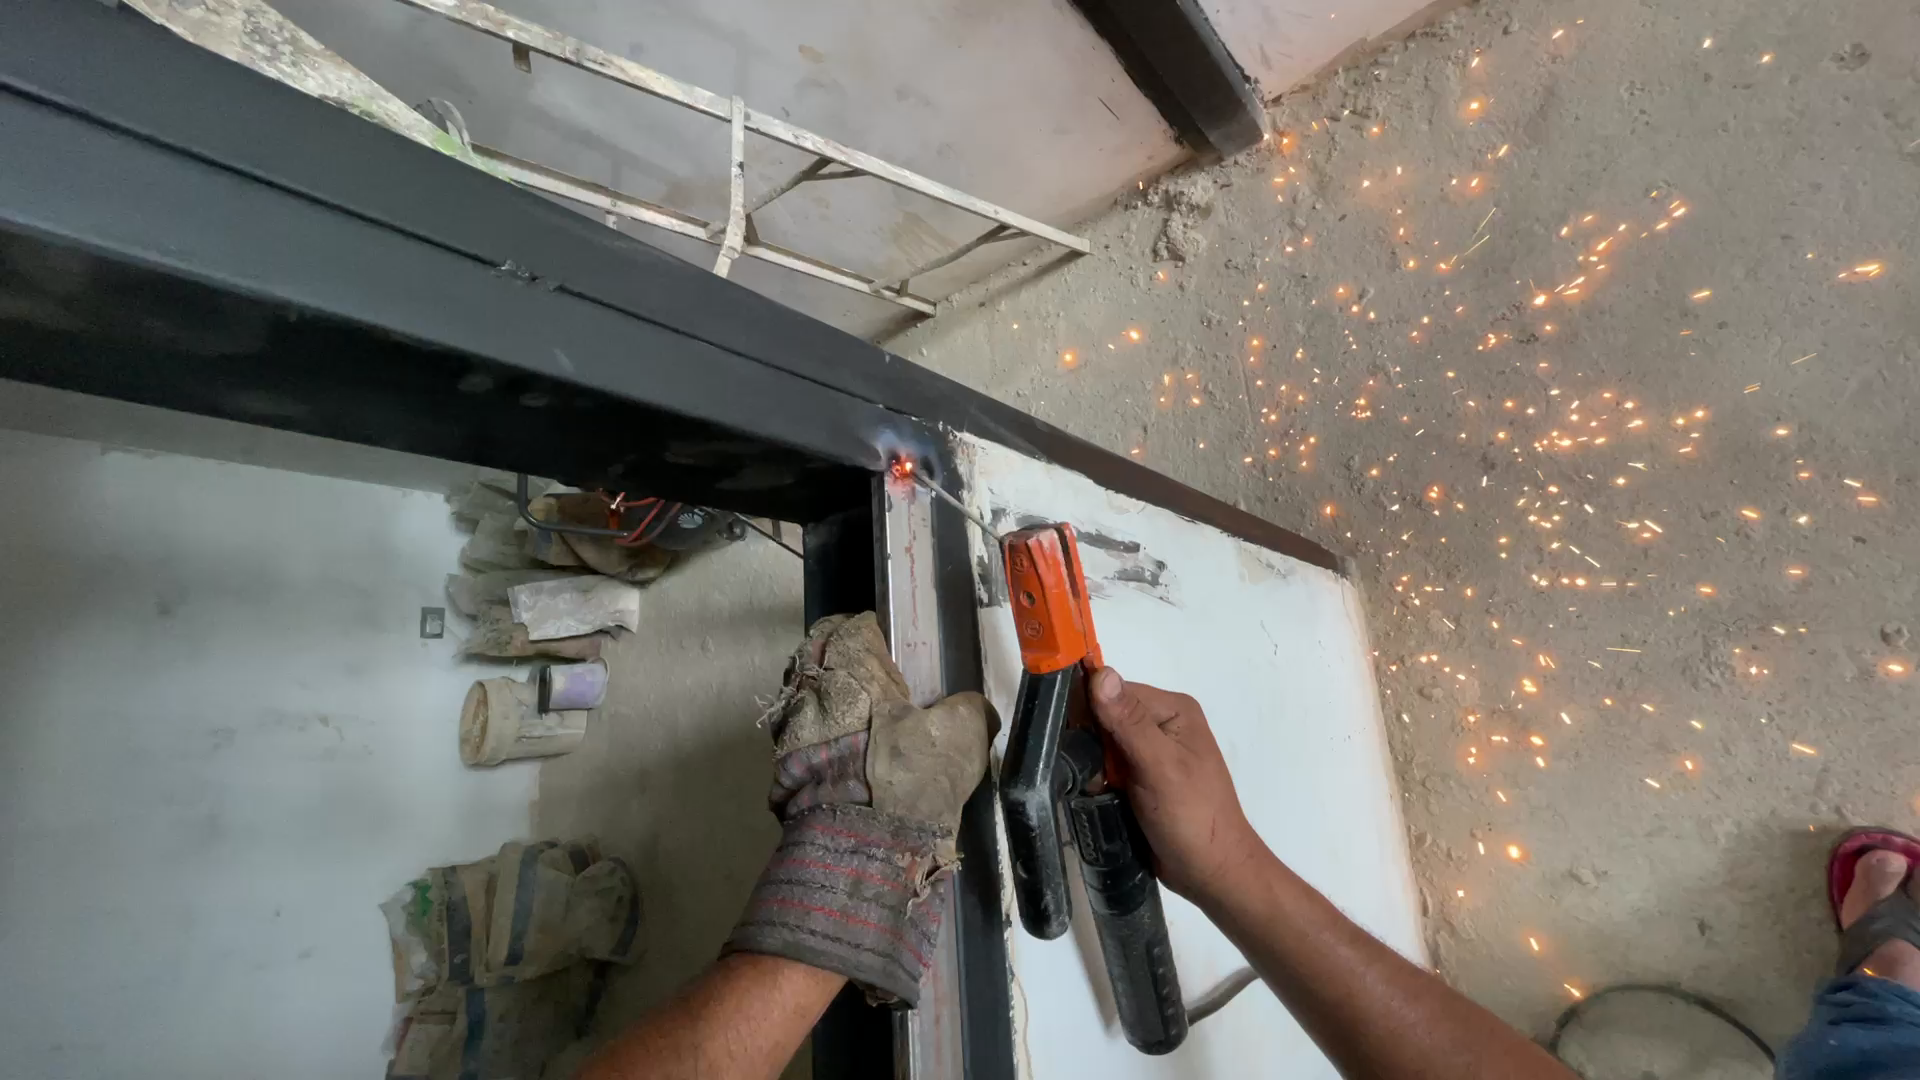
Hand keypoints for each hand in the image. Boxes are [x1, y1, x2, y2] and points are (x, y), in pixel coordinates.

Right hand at [1089, 668, 1265, 903]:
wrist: (1212, 874)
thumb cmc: (1191, 817)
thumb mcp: (1160, 766)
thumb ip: (1129, 721)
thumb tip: (1100, 673)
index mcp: (1172, 709)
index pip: (1114, 691)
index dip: (1090, 711)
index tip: (1074, 739)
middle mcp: (1161, 722)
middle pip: (1104, 715)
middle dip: (1090, 742)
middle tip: (1093, 772)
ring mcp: (1150, 750)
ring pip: (1100, 742)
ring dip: (1091, 764)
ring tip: (1097, 787)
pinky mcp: (1140, 775)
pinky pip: (1105, 765)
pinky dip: (1096, 778)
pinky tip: (1099, 794)